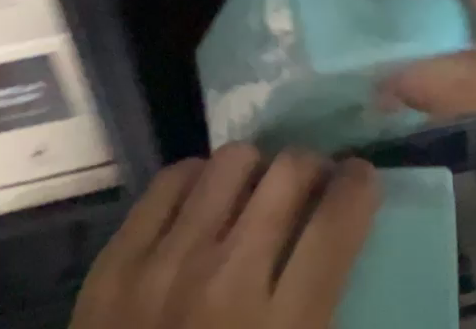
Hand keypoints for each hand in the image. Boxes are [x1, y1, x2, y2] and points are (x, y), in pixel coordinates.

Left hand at [71, 145, 378, 328]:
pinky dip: (198, 181)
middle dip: (313, 167)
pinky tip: (204, 201)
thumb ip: (322, 314)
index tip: (360, 180)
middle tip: (311, 184)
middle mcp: (227, 278)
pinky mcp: (115, 263)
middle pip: (289, 173)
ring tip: (254, 191)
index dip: (360, 185)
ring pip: (231, 162)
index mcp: (286, 327)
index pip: (338, 219)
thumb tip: (339, 248)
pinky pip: (171, 181)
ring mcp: (165, 264)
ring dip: (257, 170)